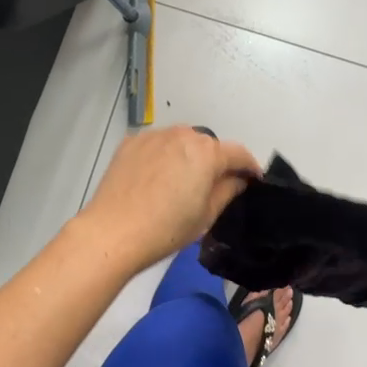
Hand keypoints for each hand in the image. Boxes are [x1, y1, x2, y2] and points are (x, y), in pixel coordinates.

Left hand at [74, 126, 260, 271]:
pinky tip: (155, 178)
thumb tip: (238, 179)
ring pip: (181, 141)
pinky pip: (157, 144)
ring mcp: (154, 135)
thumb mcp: (206, 216)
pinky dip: (162, 155)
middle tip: (212, 186)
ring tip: (180, 181)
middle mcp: (183, 134)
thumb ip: (228, 191)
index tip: (253, 180)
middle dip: (215, 162)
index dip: (249, 167)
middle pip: (208, 145)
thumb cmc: (166, 229)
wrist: (112, 232)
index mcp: (207, 152)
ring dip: (187, 156)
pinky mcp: (132, 142)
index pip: (238, 153)